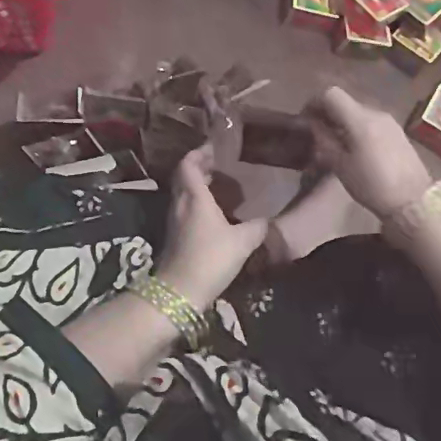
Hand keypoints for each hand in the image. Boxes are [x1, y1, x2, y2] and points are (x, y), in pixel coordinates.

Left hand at [154, 144, 268, 308]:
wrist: (179, 292)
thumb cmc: (210, 259)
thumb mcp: (242, 242)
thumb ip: (257, 227)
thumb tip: (266, 221)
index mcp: (194, 197)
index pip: (188, 163)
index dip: (199, 152)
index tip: (215, 148)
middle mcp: (180, 203)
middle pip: (183, 175)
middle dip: (199, 166)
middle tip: (220, 164)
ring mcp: (174, 219)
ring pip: (183, 192)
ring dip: (197, 184)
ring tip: (220, 185)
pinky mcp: (174, 235)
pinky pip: (184, 207)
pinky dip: (196, 201)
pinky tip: (214, 211)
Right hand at [306, 86, 433, 217]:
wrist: (414, 201)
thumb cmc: (372, 185)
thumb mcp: (341, 166)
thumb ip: (324, 140)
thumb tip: (313, 125)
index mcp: (360, 119)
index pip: (331, 94)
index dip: (314, 103)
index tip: (305, 120)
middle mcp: (376, 113)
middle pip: (345, 103)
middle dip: (328, 114)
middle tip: (317, 136)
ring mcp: (390, 122)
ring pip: (358, 113)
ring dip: (342, 122)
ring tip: (335, 145)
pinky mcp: (398, 133)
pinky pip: (371, 123)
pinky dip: (357, 129)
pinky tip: (355, 150)